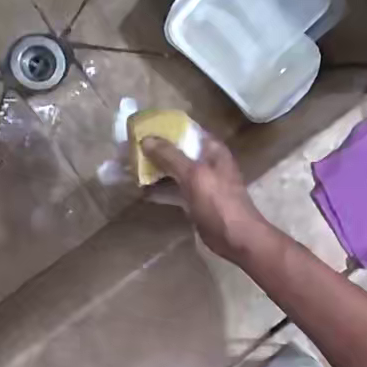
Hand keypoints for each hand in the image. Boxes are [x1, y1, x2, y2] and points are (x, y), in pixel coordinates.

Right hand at [142, 135, 274, 261]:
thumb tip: (146, 139)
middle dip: (156, 149)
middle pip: (178, 150)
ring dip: (155, 169)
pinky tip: (141, 189)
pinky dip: (160, 188)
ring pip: (174, 170)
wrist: (237, 239)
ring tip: (130, 166)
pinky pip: (174, 189)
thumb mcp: (194, 174)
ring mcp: (201, 182)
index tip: (141, 127)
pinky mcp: (195, 201)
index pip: (186, 129)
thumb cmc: (219, 202)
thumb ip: (170, 155)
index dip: (164, 127)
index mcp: (212, 149)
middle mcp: (207, 161)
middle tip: (129, 148)